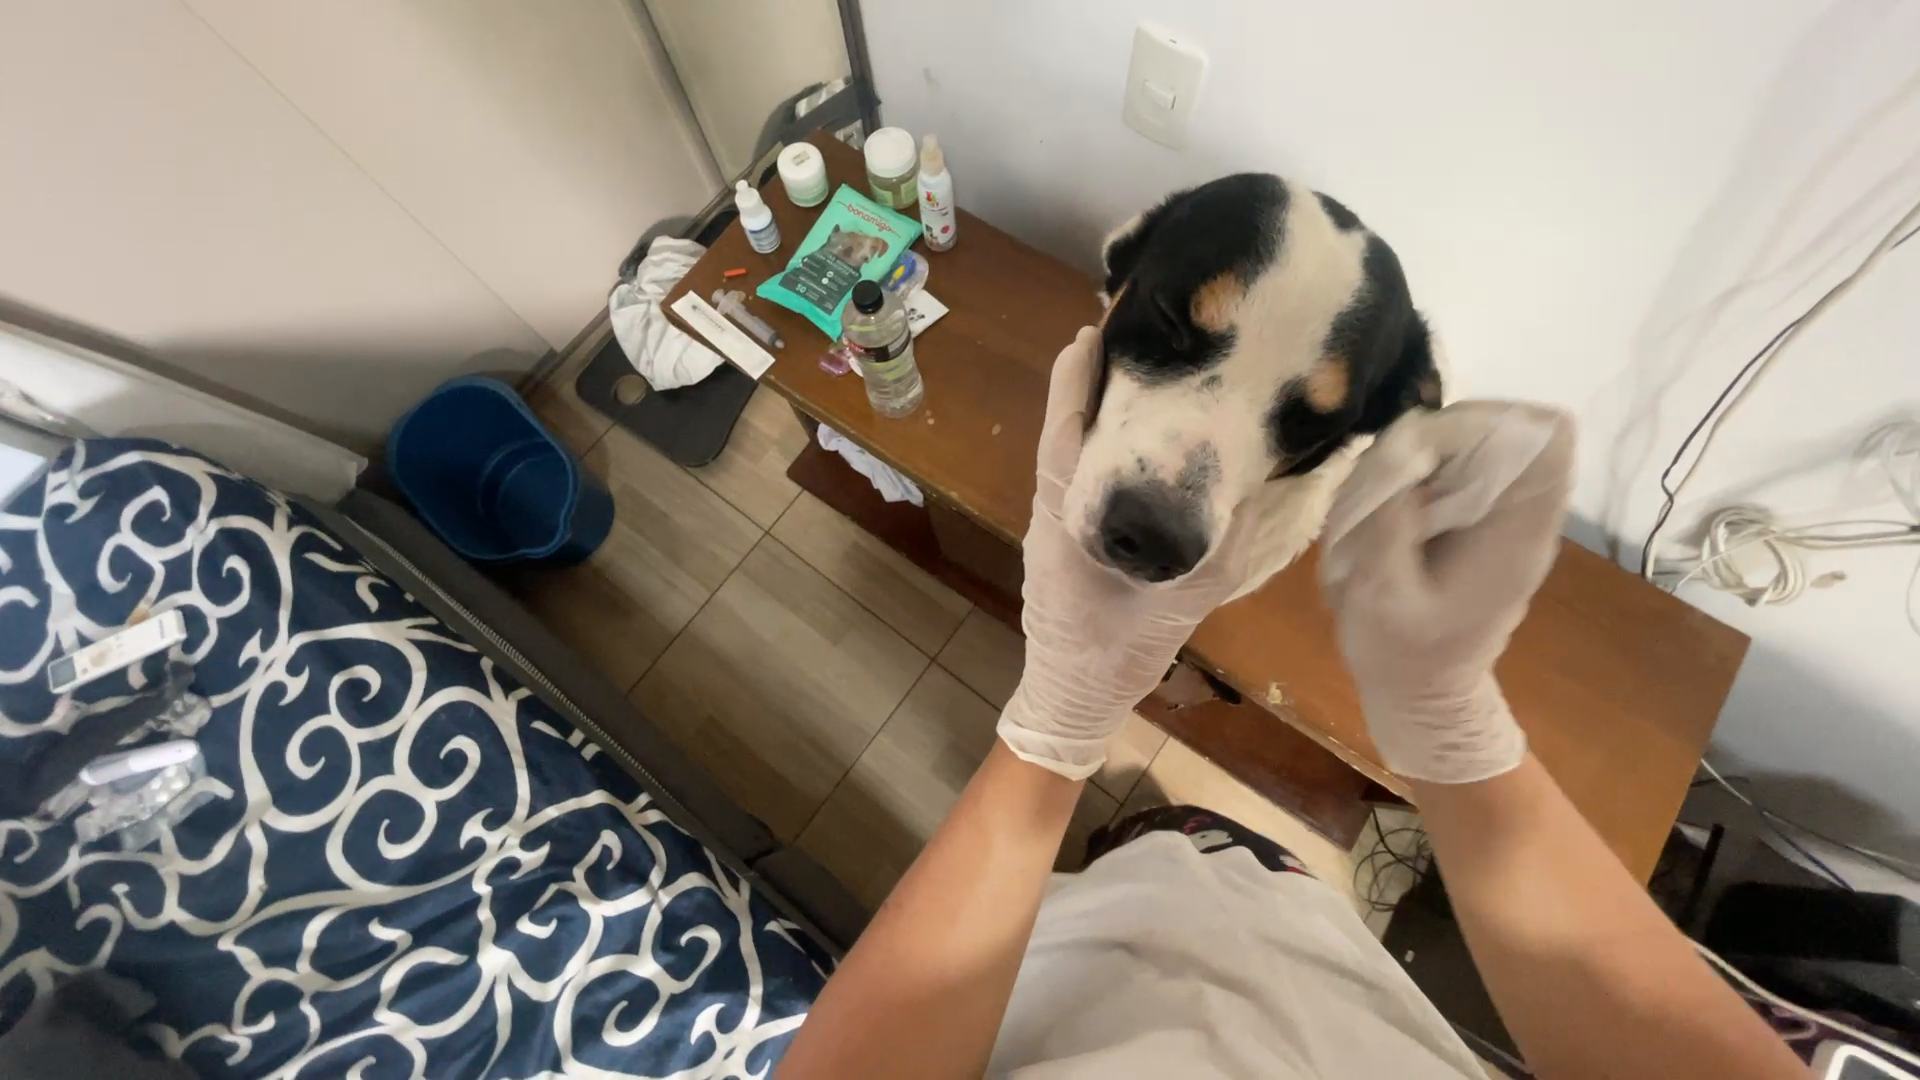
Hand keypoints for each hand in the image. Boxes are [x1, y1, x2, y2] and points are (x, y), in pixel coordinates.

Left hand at [996, 328, 1260, 779]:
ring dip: (1093, 412)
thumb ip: (1215, 550)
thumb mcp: (1177, 607)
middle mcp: (1049, 513)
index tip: (1093, 332)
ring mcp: (1048, 526)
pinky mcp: (1058, 541)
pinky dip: (1097, 447)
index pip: (1062, 434)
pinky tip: (1131, 438)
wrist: (1070, 700)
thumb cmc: (1114, 657)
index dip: (1074, 382)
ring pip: (1067, 455)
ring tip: (1134, 372)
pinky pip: (1075, 480)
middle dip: (1087, 383)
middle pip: (1063, 433)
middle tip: (1125, 335)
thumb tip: (1251, 488)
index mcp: (1064, 522)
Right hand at [1318, 402, 1575, 783]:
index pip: (1544, 438)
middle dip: (1436, 439)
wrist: (1422, 693)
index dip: (1484, 421)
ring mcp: (1498, 520)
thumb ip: (1390, 527)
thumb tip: (1401, 456)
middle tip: (1384, 481)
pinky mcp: (1474, 524)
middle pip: (1501, 430)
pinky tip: (1384, 512)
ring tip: (1377, 502)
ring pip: (1470, 446)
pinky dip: (1412, 476)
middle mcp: (1519, 517)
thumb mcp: (1379, 595)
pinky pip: (1451, 471)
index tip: (1419, 447)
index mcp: (1516, 534)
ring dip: (1416, 458)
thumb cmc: (1400, 653)